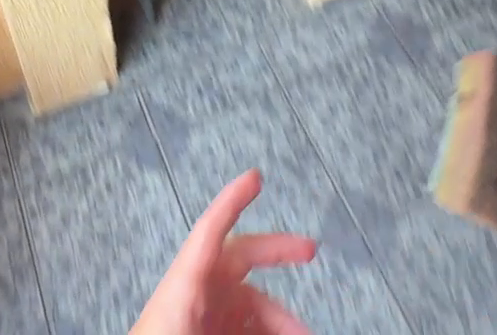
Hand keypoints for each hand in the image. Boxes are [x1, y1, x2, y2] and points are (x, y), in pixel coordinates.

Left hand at [131, 170, 318, 334]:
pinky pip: (238, 322)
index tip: (255, 177)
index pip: (211, 229)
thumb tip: (292, 327)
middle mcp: (193, 290)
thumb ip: (248, 321)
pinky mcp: (200, 328)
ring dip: (277, 317)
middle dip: (276, 252)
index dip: (233, 199)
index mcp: (186, 283)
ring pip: (246, 300)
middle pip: (240, 259)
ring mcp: (197, 311)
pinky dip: (260, 329)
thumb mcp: (203, 327)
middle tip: (310, 250)